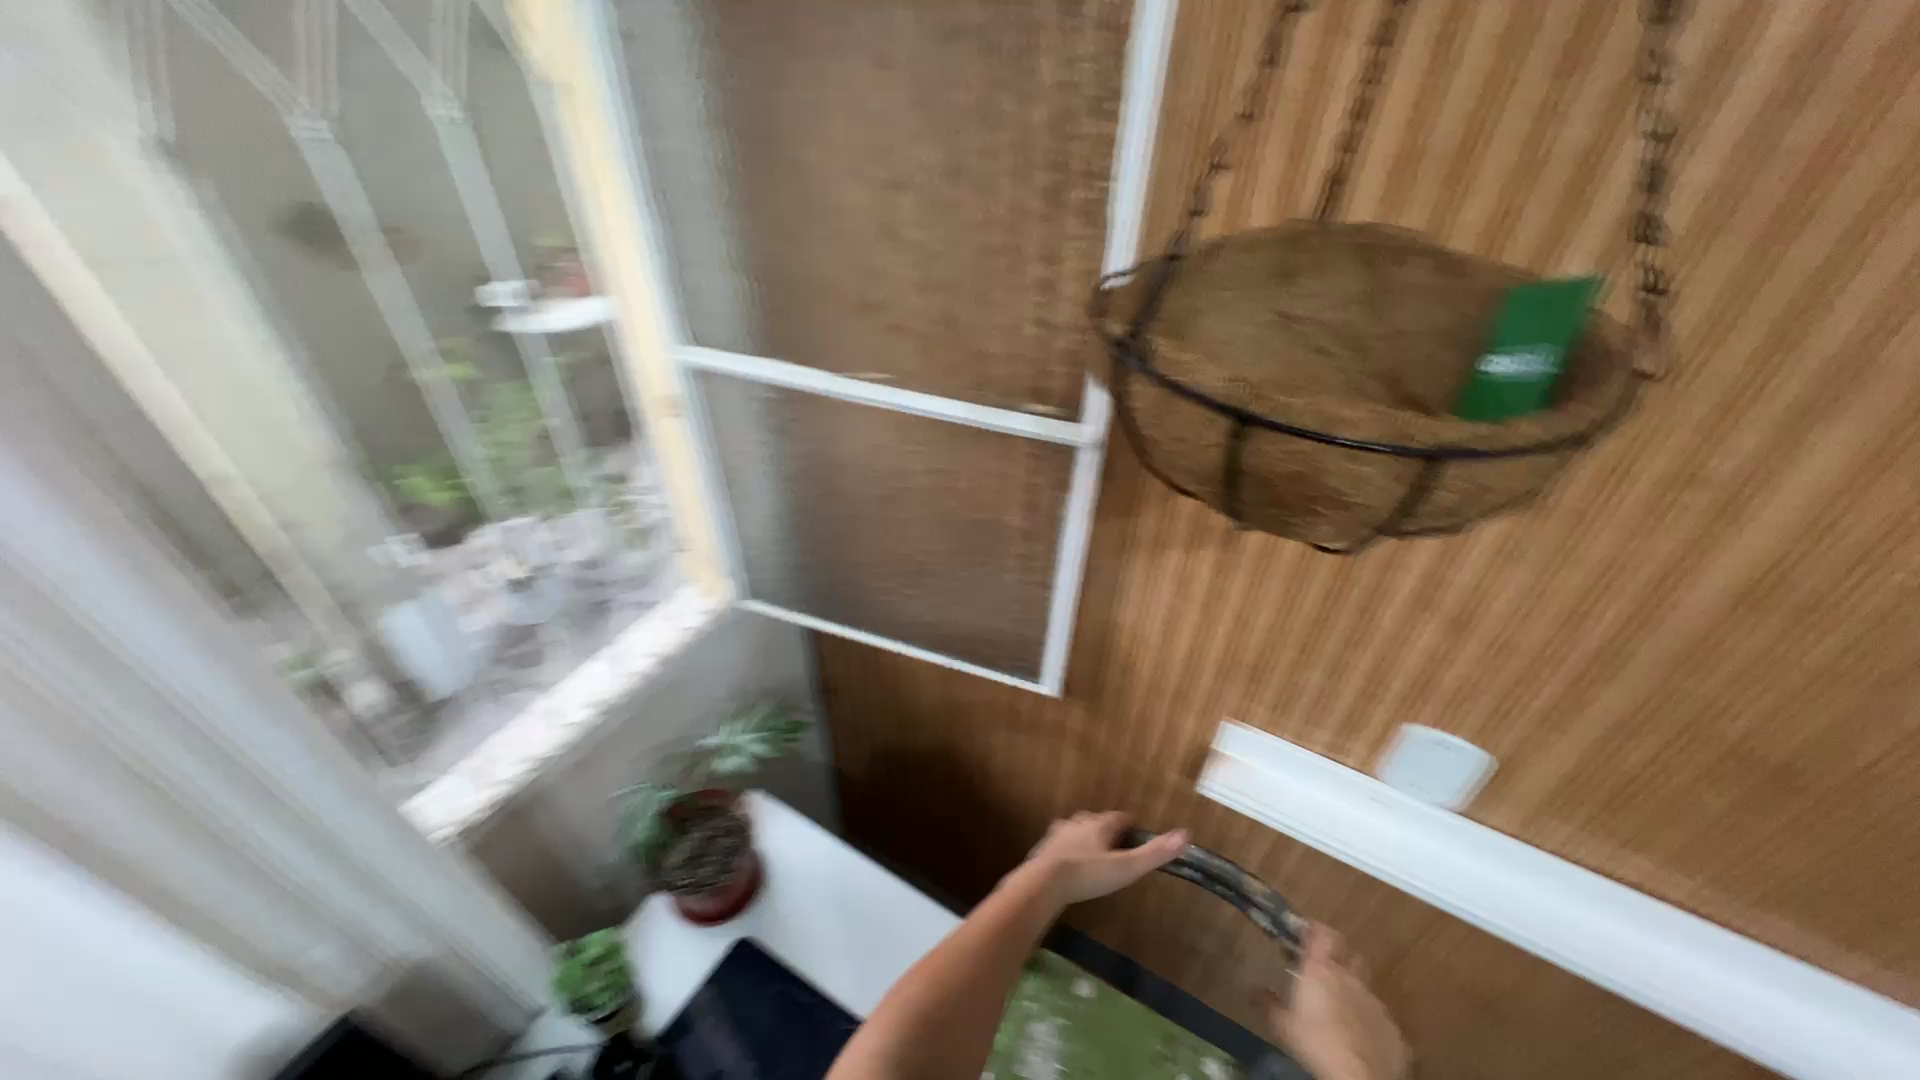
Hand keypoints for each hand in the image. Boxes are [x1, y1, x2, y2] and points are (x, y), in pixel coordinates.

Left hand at [1016, 811, 1187, 905]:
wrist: (1045, 881)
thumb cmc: (1089, 874)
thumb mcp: (1127, 867)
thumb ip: (1154, 853)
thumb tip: (1185, 835)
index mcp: (1100, 825)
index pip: (1119, 818)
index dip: (1128, 824)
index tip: (1134, 832)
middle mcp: (1078, 823)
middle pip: (1095, 821)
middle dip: (1104, 829)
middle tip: (1113, 845)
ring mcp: (1058, 834)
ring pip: (1074, 829)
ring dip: (1083, 837)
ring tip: (1090, 852)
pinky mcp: (1043, 848)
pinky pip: (1057, 844)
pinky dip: (1065, 850)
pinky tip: (1066, 863)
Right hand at [1262, 925, 1406, 1079]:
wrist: (1360, 1077)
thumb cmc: (1315, 1042)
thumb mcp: (1282, 1025)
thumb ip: (1268, 1003)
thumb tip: (1253, 989)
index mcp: (1321, 970)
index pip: (1323, 934)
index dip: (1316, 929)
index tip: (1306, 930)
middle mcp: (1350, 979)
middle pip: (1350, 955)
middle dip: (1339, 957)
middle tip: (1323, 968)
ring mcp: (1375, 1003)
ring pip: (1364, 988)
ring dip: (1352, 992)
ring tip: (1338, 1009)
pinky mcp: (1392, 1028)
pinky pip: (1377, 1017)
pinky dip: (1366, 1020)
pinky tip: (1357, 1037)